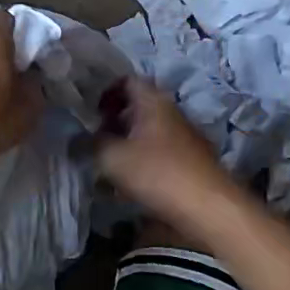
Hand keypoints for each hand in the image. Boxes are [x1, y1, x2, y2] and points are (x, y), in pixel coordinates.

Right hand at [97, 77, 240, 223]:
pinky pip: (161, 150)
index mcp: (153, 102)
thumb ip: (91, 143)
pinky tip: (133, 180)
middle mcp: (172, 112)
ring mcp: (186, 136)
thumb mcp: (111, 157)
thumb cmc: (157, 173)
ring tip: (110, 161)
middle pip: (139, 106)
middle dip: (115, 119)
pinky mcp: (193, 161)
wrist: (210, 209)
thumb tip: (80, 138)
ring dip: (128, 140)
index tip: (92, 111)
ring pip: (149, 130)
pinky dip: (144, 157)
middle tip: (96, 136)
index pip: (128, 80)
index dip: (107, 91)